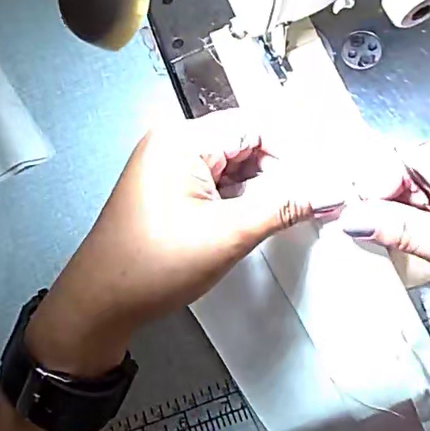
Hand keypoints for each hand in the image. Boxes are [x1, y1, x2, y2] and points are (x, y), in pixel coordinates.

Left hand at [27, 110, 329, 374]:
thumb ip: (284, 208)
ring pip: (237, 164)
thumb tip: (328, 192)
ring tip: (293, 211)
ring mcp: (172, 166)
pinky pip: (221, 181)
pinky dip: (245, 197)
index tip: (325, 176)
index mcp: (182, 140)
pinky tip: (263, 216)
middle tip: (315, 198)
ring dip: (265, 186)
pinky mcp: (173, 188)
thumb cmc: (149, 267)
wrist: (101, 304)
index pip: (257, 126)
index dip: (296, 151)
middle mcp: (174, 143)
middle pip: (248, 143)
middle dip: (283, 171)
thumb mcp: (229, 235)